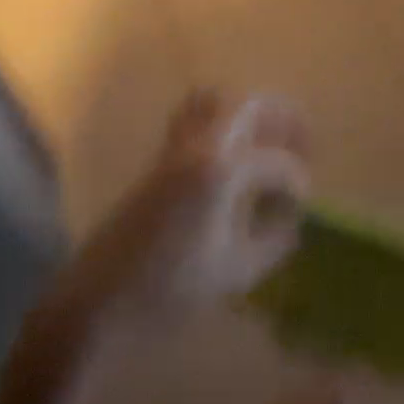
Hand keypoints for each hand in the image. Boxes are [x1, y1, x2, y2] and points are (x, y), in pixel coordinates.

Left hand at [66, 91, 310, 326]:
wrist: (98, 301)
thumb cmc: (170, 289)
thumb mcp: (234, 271)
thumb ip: (272, 242)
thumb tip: (290, 224)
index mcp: (220, 171)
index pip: (275, 162)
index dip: (298, 181)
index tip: (305, 203)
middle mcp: (196, 148)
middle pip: (245, 105)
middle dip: (280, 118)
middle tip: (300, 142)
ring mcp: (172, 152)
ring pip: (212, 102)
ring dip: (245, 113)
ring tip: (267, 140)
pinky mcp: (156, 164)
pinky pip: (192, 123)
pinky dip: (220, 127)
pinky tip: (233, 162)